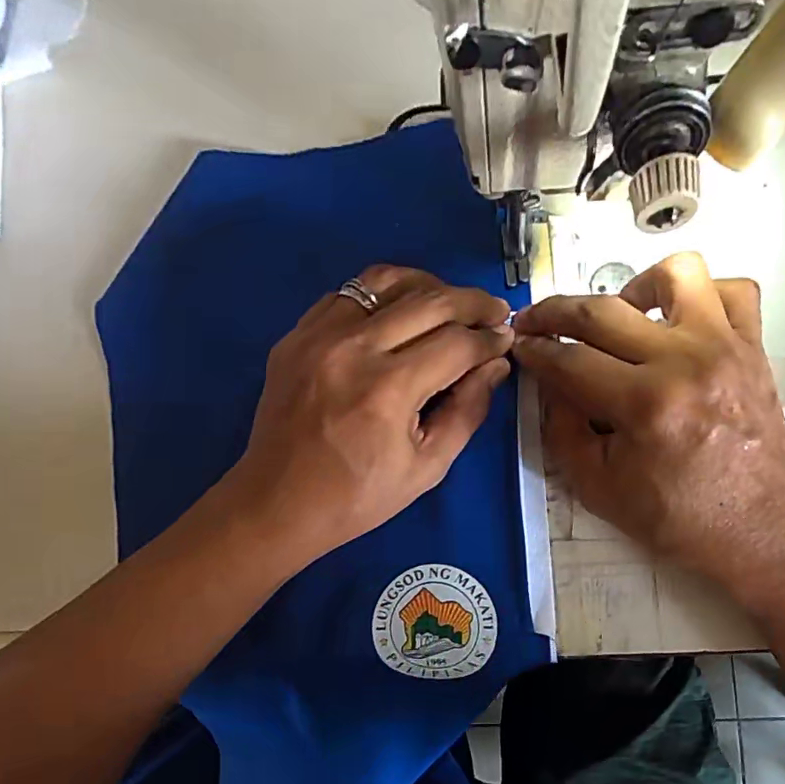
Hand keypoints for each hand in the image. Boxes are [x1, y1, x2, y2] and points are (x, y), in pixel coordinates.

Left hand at [221, 264, 512, 561]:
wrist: (278, 503)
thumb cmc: (358, 497)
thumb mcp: (427, 467)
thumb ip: (468, 411)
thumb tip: (495, 364)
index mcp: (388, 389)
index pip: (456, 342)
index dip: (490, 339)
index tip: (505, 340)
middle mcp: (353, 348)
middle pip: (429, 300)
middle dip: (472, 302)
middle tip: (493, 311)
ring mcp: (318, 335)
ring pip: (385, 281)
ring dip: (428, 286)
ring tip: (449, 303)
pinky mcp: (295, 335)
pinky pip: (347, 294)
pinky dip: (381, 296)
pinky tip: (397, 314)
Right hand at [513, 252, 784, 593]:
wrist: (757, 529)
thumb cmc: (680, 519)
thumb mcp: (598, 488)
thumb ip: (562, 431)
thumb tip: (551, 385)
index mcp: (645, 404)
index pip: (571, 360)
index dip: (536, 352)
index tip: (522, 347)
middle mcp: (686, 363)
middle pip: (603, 311)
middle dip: (555, 312)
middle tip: (538, 322)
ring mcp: (725, 348)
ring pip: (676, 275)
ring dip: (632, 286)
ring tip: (618, 314)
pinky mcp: (752, 349)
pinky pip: (732, 290)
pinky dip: (699, 294)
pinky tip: (675, 320)